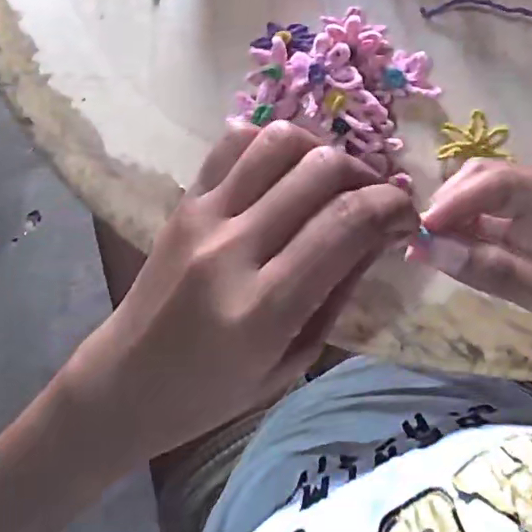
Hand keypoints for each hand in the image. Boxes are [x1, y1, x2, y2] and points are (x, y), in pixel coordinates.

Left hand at [60, 121, 418, 461]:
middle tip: (375, 198)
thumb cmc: (215, 391)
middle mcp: (232, 250)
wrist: (124, 381)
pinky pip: (234, 141)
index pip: (346, 224)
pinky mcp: (184, 200)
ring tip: (331, 180)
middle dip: (366, 175)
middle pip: (319, 171)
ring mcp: (203, 217)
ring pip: (278, 142)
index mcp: (263, 307)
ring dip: (321, 151)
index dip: (393, 207)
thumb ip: (339, 290)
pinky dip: (273, 143)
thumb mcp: (293, 360)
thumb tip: (380, 230)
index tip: (408, 216)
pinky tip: (286, 170)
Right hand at [412, 160, 531, 408]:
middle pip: (501, 184)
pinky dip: (473, 241)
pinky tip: (444, 253)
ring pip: (496, 206)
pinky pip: (504, 232)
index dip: (461, 201)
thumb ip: (500, 273)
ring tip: (418, 246)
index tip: (418, 227)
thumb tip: (429, 247)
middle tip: (413, 239)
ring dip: (457, 223)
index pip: (514, 183)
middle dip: (454, 206)